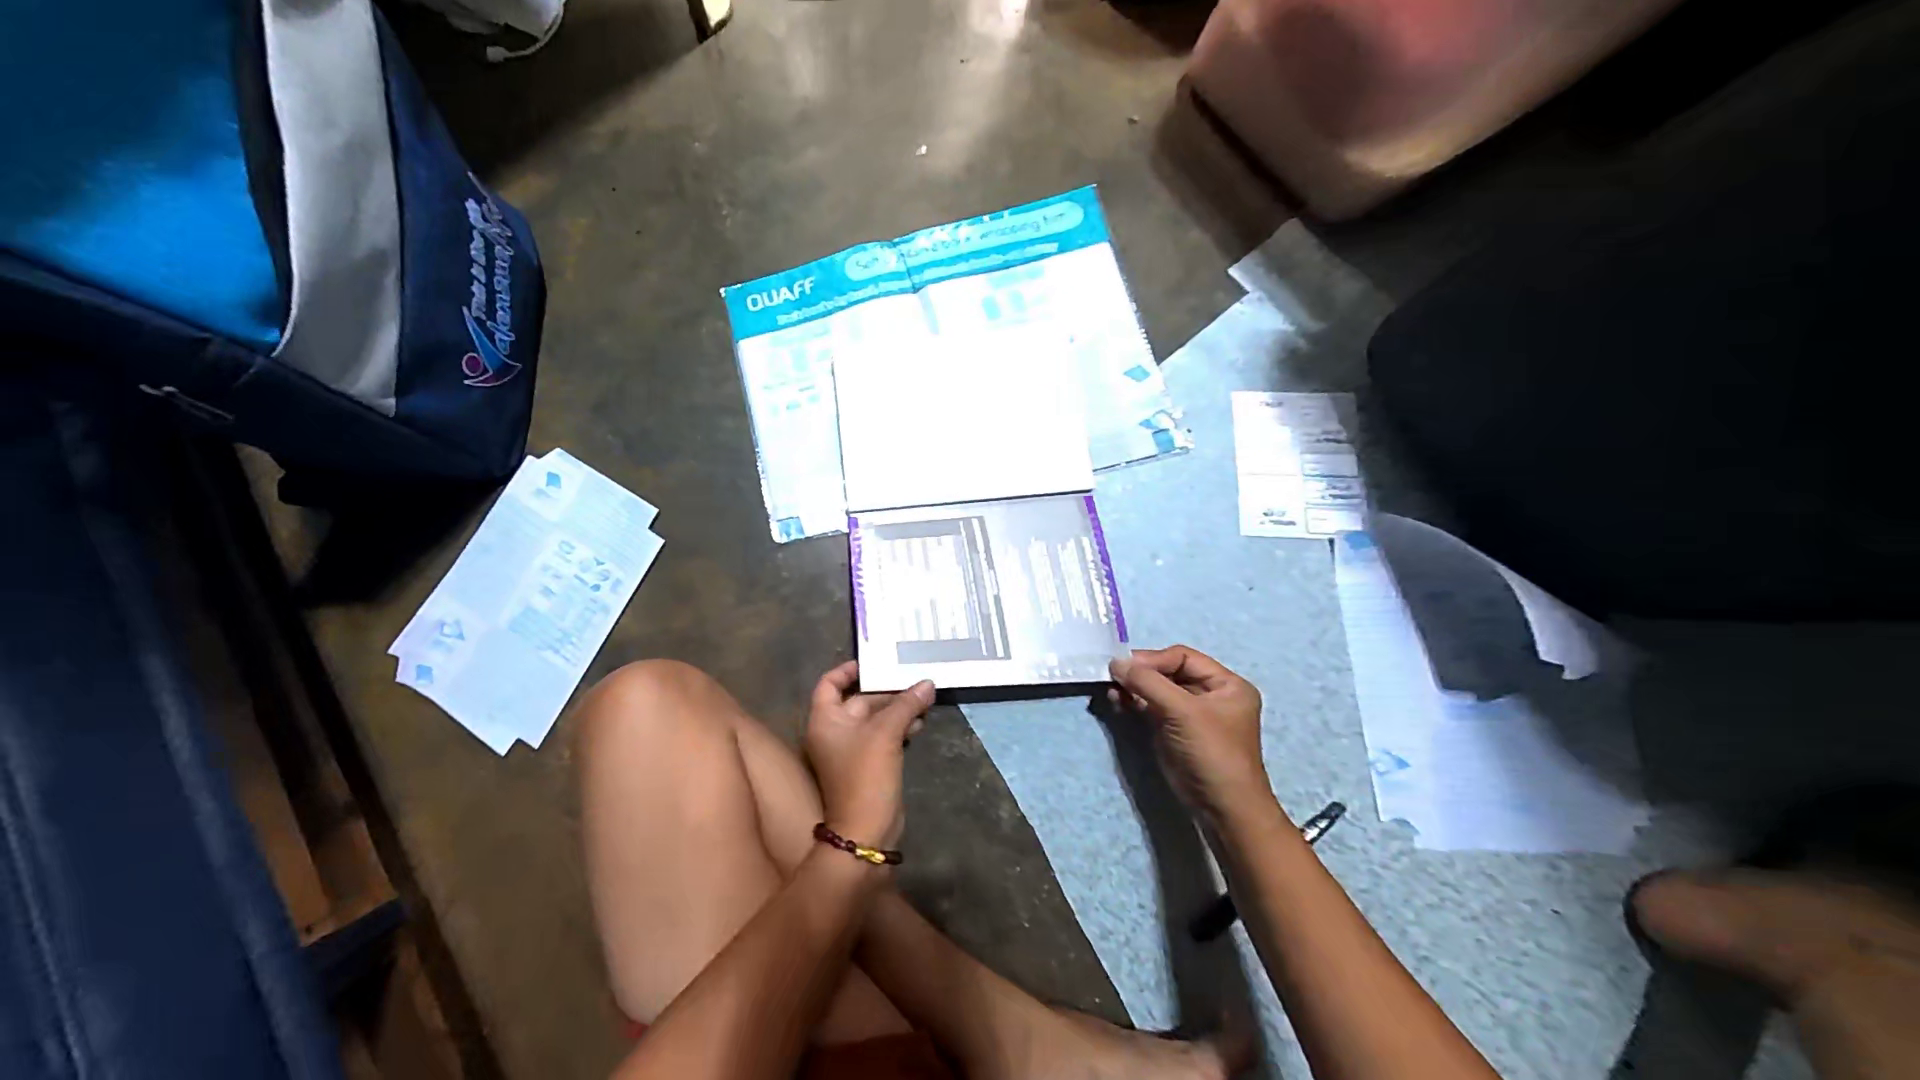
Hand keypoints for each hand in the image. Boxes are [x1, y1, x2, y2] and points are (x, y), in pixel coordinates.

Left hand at [805, 661, 934, 850]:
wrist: (866, 830)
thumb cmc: (866, 774)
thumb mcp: (886, 733)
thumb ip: (906, 704)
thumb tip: (927, 683)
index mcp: (825, 720)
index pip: (829, 684)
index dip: (847, 670)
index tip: (873, 664)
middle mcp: (833, 732)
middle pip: (858, 700)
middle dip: (887, 692)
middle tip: (915, 682)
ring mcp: (850, 750)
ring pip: (874, 719)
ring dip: (897, 710)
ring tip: (924, 703)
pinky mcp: (867, 765)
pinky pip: (882, 737)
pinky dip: (898, 728)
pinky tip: (919, 723)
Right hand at [1109, 646, 1268, 824]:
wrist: (1222, 810)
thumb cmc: (1211, 753)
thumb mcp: (1182, 711)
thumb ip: (1148, 683)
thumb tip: (1116, 662)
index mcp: (1226, 684)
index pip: (1183, 657)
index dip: (1153, 659)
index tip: (1123, 665)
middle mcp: (1210, 695)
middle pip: (1169, 672)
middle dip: (1141, 673)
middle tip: (1113, 676)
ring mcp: (1191, 715)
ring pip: (1157, 690)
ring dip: (1134, 687)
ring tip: (1112, 689)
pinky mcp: (1174, 732)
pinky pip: (1151, 708)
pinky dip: (1134, 702)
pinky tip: (1118, 701)